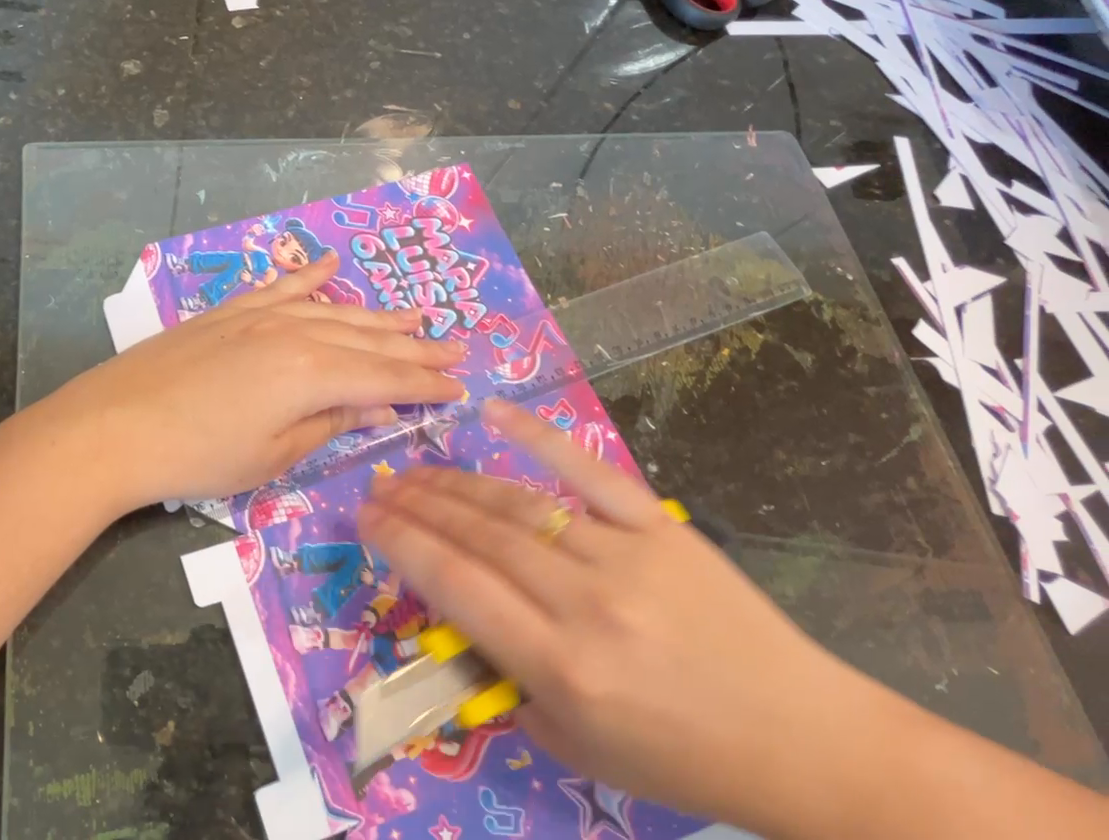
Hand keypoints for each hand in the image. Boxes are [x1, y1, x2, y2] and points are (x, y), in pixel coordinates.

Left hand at [34, 253, 461, 516]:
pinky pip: (279, 289)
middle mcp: (294, 333)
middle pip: (366, 339)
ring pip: (331, 311)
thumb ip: (329, 423)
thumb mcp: (272, 455)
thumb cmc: (197, 456)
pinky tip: (329, 267)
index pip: (385, 377)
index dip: (424, 384)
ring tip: (414, 314)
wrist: (113, 426)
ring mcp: (257, 317)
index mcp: (312, 374)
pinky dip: (308, 278)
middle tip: (456, 349)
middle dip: (414, 347)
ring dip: (375, 313)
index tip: (461, 387)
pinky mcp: (226, 313)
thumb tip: (377, 405)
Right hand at [359, 399, 869, 828]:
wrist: (804, 742)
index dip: (401, 544)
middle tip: (377, 488)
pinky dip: (536, 437)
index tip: (365, 520)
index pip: (455, 586)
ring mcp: (625, 557)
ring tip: (411, 471)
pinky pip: (588, 472)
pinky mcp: (661, 529)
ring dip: (453, 483)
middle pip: (476, 536)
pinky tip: (492, 414)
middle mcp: (584, 604)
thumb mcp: (571, 745)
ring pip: (517, 505)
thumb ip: (503, 682)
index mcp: (559, 665)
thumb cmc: (678, 756)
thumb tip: (457, 622)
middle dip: (415, 506)